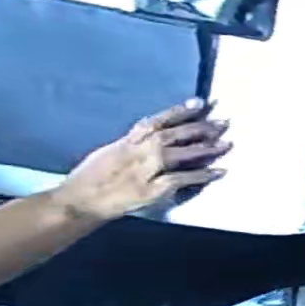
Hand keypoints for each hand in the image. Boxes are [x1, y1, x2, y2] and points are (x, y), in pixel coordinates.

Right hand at [49, 98, 230, 221]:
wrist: (77, 203)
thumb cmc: (95, 176)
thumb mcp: (112, 151)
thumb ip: (137, 140)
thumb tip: (165, 129)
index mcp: (125, 143)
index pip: (154, 123)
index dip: (177, 112)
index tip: (199, 102)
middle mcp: (134, 154)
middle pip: (169, 136)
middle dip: (198, 128)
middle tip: (224, 123)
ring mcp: (142, 172)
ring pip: (176, 155)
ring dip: (204, 149)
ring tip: (227, 144)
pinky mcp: (149, 190)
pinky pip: (179, 179)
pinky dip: (201, 175)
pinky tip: (220, 171)